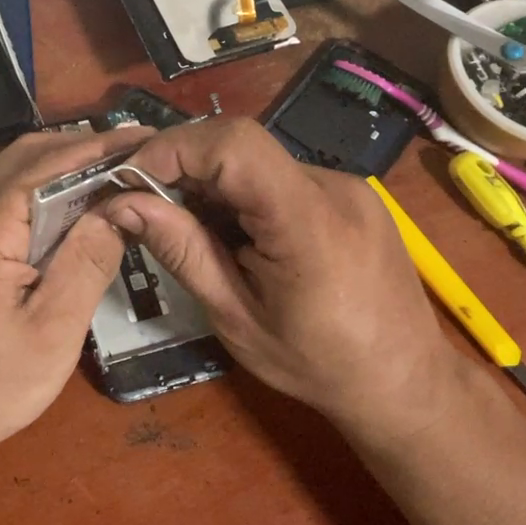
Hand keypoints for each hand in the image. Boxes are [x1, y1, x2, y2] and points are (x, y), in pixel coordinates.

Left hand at [0, 127, 152, 472]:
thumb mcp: (53, 331)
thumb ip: (87, 261)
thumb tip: (118, 205)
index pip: (46, 164)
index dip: (98, 147)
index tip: (146, 139)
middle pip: (21, 157)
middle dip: (78, 147)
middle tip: (132, 153)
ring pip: (5, 174)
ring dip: (54, 166)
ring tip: (108, 173)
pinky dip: (32, 190)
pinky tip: (64, 207)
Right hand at [98, 118, 460, 442]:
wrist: (405, 380)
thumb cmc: (316, 364)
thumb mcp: (235, 318)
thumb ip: (182, 252)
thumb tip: (120, 203)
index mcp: (308, 224)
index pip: (234, 145)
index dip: (173, 149)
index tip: (129, 180)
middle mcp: (333, 186)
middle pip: (240, 144)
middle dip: (181, 165)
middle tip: (143, 203)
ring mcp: (346, 184)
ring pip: (255, 157)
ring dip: (209, 180)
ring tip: (186, 225)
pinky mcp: (348, 191)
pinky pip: (277, 173)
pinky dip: (239, 190)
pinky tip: (231, 231)